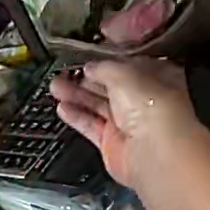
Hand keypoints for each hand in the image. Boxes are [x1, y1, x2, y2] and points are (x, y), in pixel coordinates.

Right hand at [50, 60, 199, 188]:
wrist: (152, 150)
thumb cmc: (148, 104)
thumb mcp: (124, 73)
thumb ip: (104, 68)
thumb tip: (90, 67)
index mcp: (154, 77)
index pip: (126, 66)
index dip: (106, 62)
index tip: (86, 59)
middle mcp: (141, 100)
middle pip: (108, 87)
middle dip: (86, 80)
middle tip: (63, 73)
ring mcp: (126, 124)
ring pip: (97, 105)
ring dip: (76, 96)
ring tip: (55, 87)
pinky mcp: (112, 143)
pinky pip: (92, 127)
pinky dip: (77, 117)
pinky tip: (62, 108)